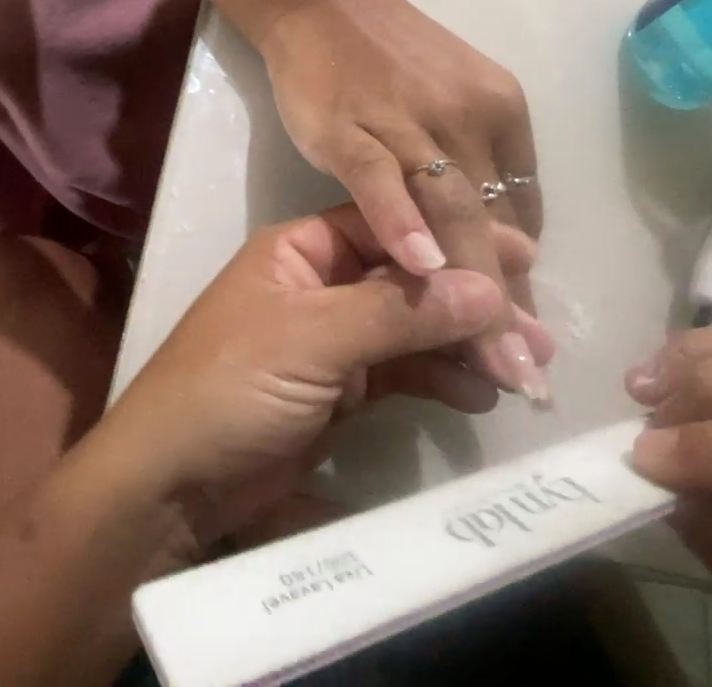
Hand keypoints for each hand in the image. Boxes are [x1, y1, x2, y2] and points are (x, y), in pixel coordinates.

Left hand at [104, 203, 553, 544]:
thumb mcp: (309, 339)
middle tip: (537, 328)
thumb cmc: (229, 389)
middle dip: (471, 304)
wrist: (174, 482)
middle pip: (410, 281)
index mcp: (301, 250)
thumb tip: (489, 288)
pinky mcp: (341, 390)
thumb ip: (397, 312)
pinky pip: (403, 373)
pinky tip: (480, 394)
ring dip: (466, 346)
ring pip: (413, 330)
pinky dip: (441, 380)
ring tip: (525, 369)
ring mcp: (331, 340)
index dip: (453, 239)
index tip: (523, 256)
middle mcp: (320, 285)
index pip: (391, 229)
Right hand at [257, 0, 544, 396]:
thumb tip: (501, 237)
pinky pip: (381, 179)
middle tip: (531, 379)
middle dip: (511, 311)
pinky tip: (419, 271)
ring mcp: (407, 120)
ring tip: (493, 364)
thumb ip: (473, 166)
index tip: (524, 339)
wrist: (316, 0)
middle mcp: (467, 117)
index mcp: (499, 113)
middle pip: (493, 227)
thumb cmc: (379, 56)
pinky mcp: (351, 125)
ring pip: (449, 214)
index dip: (519, 282)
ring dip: (471, 291)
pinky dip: (401, 223)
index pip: (519, 213)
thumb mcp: (445, 101)